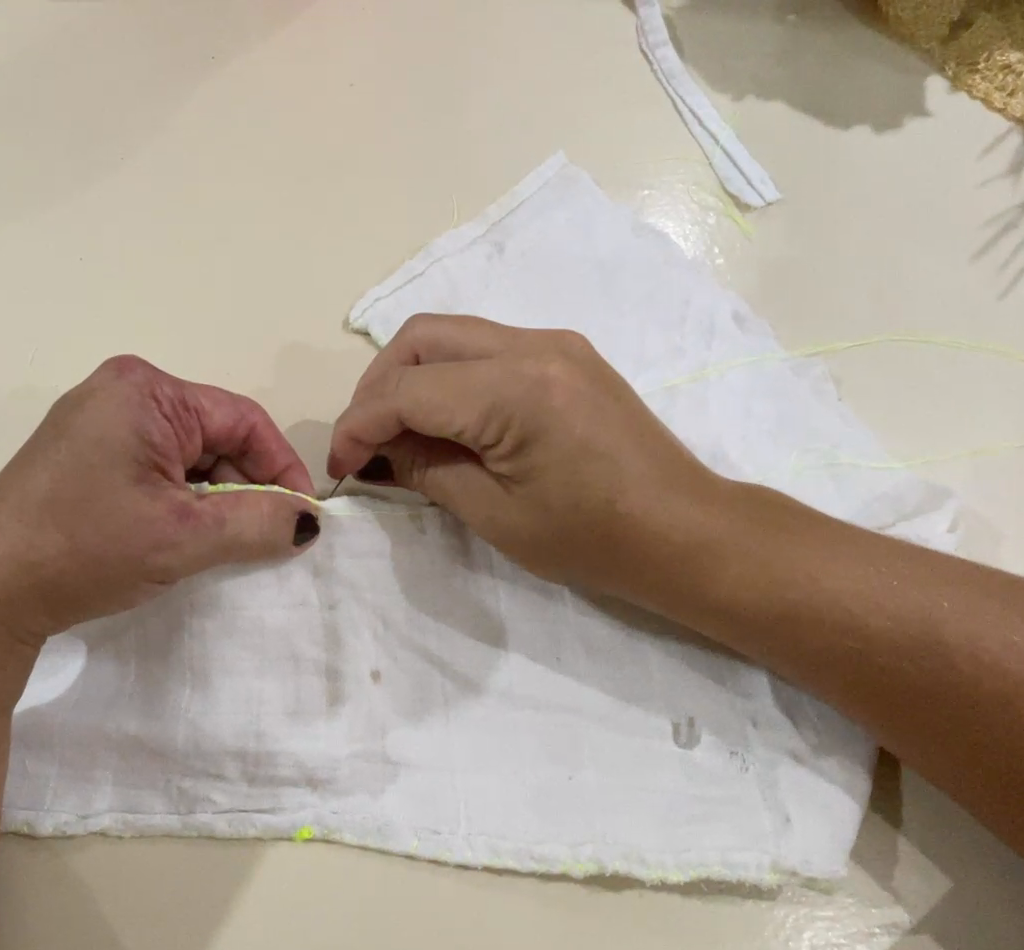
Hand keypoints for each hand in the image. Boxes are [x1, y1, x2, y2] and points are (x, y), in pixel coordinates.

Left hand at [0, 355, 320, 644]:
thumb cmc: (86, 549)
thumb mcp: (184, 536)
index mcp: (145, 390)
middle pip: (212, 436)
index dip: (281, 468)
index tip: (303, 520)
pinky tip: (178, 540)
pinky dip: (176, 504)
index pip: (242, 420)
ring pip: (183, 458)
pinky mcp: (79, 459)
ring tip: (219, 547)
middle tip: (263, 540)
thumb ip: (258, 522)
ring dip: (210, 500)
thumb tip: (310, 521)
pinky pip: (151, 471)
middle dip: (243, 488)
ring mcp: (93, 425)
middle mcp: (119, 393)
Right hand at [327, 314, 723, 599]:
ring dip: (408, 377)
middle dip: (376, 387)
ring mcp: (552, 343)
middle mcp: (532, 346)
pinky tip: (440, 423)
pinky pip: (482, 349)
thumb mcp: (493, 514)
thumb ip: (426, 469)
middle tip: (365, 442)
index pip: (405, 390)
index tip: (340, 466)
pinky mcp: (563, 355)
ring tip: (395, 434)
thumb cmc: (591, 538)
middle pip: (420, 338)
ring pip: (449, 336)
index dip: (358, 426)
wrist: (683, 531)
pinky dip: (445, 378)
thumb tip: (380, 450)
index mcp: (515, 390)